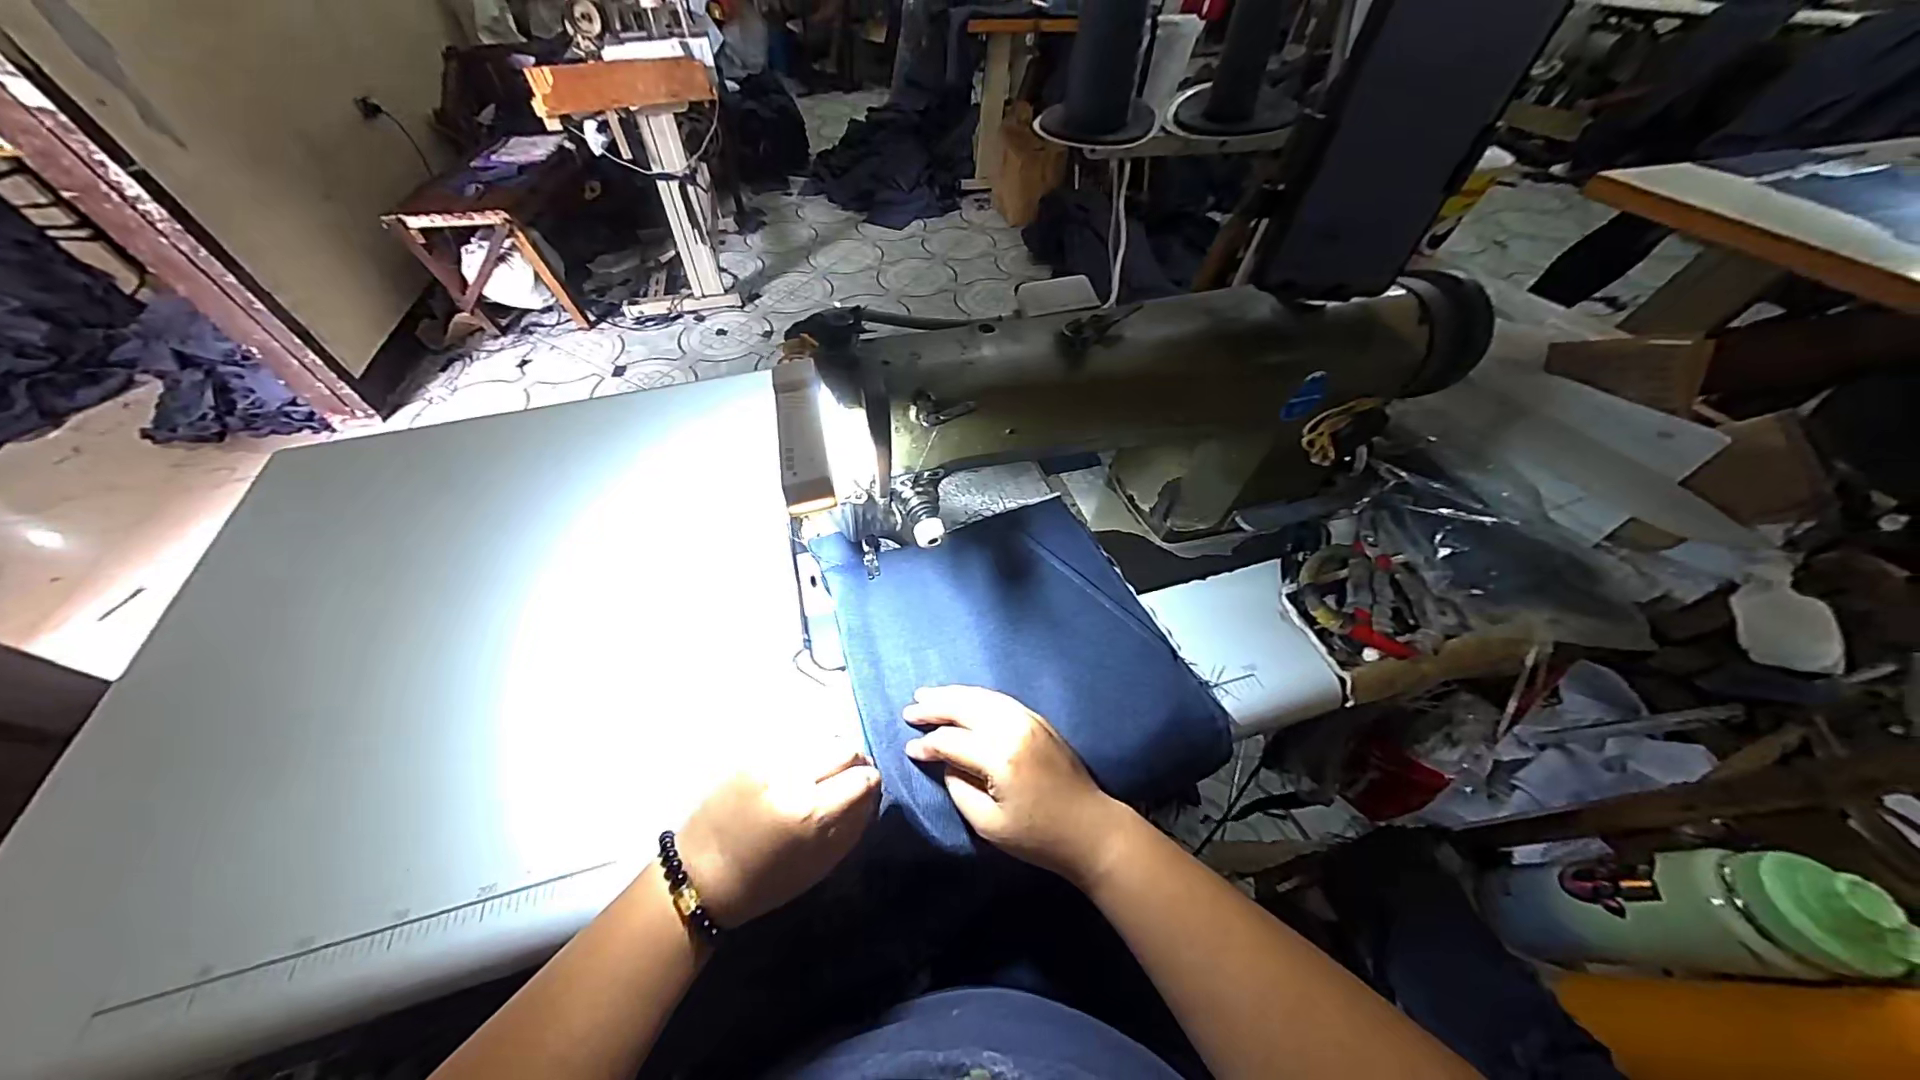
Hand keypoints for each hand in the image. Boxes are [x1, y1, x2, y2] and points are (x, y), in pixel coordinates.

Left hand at [674, 740, 880, 926]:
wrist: (699, 876)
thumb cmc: (765, 882)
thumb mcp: (820, 864)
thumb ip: (854, 823)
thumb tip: (872, 791)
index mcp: (810, 812)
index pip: (864, 777)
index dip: (869, 783)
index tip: (863, 791)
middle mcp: (790, 778)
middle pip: (845, 748)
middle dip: (853, 762)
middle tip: (845, 779)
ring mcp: (766, 762)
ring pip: (820, 739)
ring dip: (827, 755)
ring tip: (819, 775)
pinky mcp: (749, 755)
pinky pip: (793, 743)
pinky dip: (803, 754)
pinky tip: (795, 772)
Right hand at [902, 685, 1131, 881]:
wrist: (1091, 828)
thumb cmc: (1038, 836)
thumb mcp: (988, 824)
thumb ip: (959, 788)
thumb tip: (946, 762)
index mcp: (1001, 757)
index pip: (952, 741)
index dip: (928, 745)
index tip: (909, 750)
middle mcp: (1014, 729)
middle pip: (966, 707)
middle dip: (935, 706)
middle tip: (910, 709)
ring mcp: (1029, 720)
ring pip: (983, 697)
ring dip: (953, 695)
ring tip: (928, 695)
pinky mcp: (1039, 721)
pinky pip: (1000, 699)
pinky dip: (976, 696)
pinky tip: (963, 699)